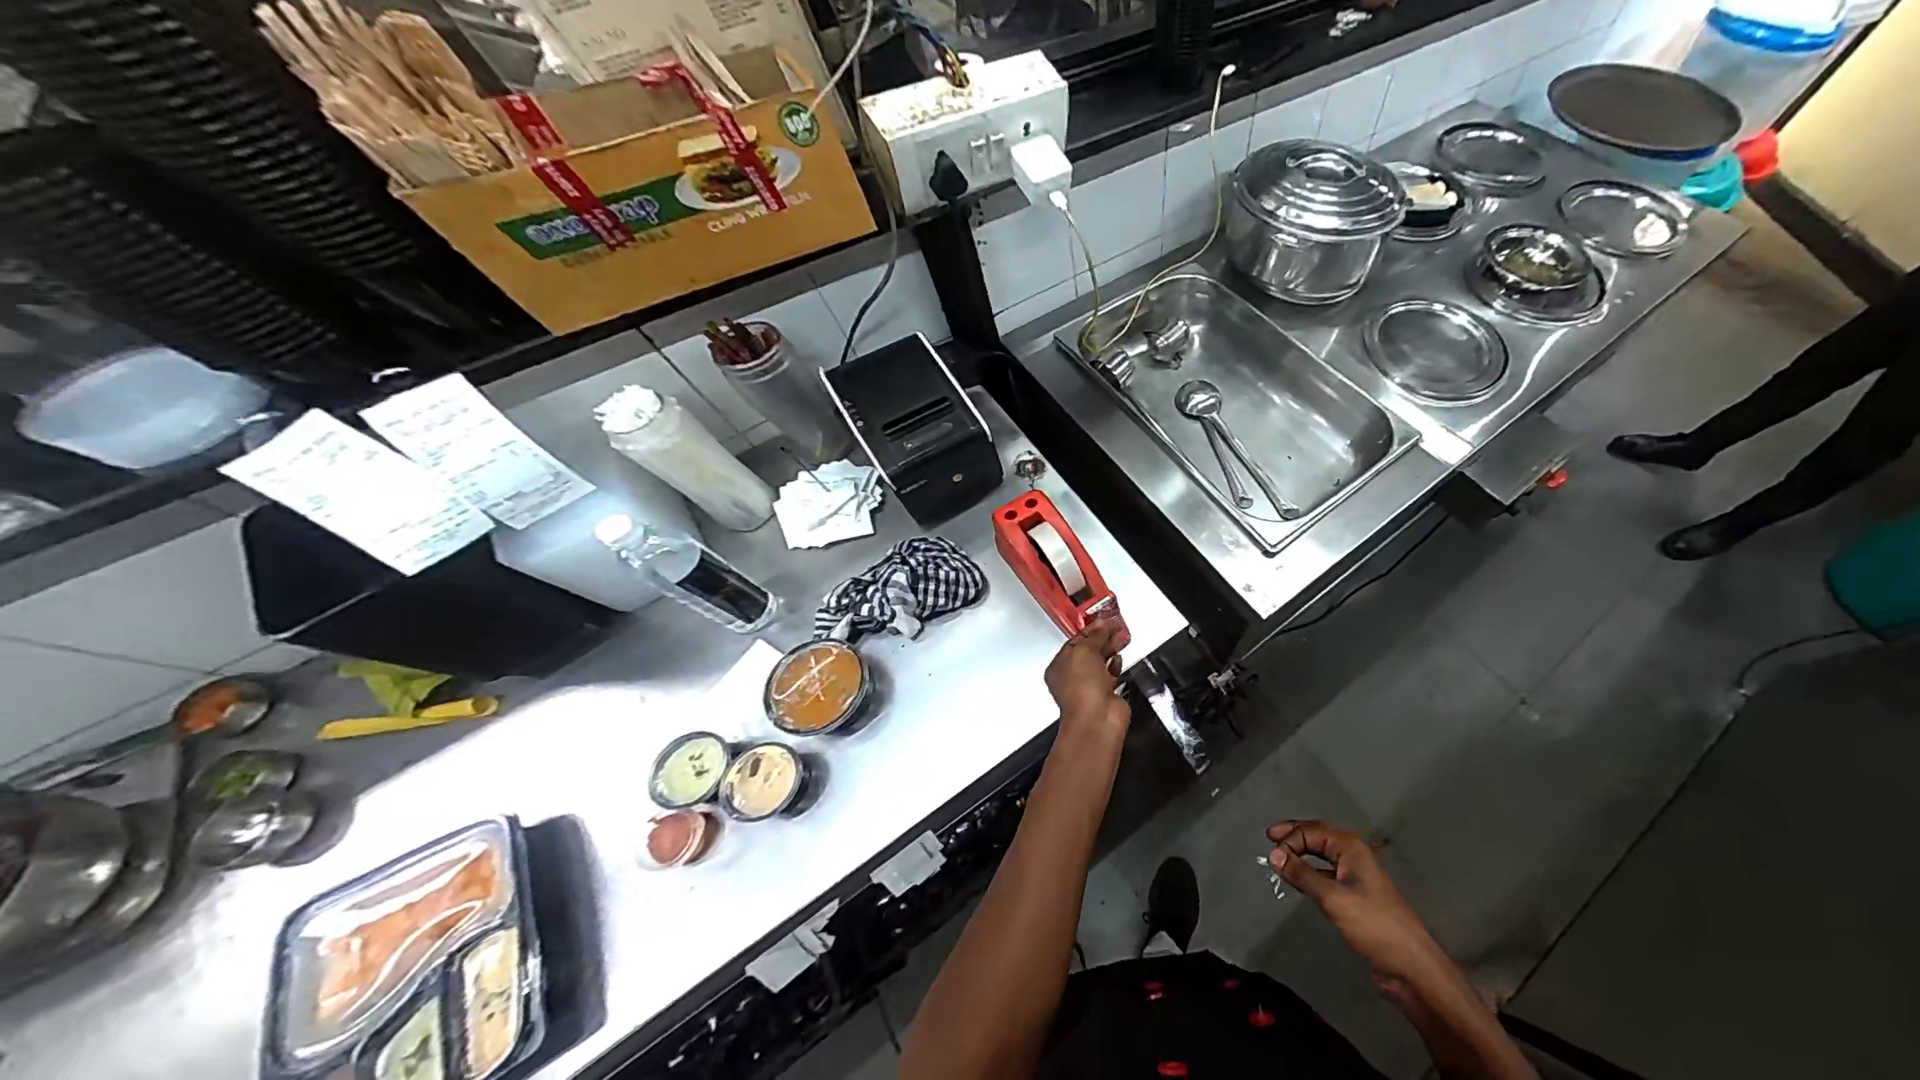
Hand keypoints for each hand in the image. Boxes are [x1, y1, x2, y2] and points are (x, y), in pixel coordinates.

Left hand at [1044, 620, 1129, 736]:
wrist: (1098, 718)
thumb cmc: (1081, 690)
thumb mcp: (1085, 651)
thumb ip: (1094, 636)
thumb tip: (1102, 626)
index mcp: (1058, 666)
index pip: (1074, 642)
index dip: (1089, 630)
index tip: (1102, 621)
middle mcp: (1072, 677)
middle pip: (1087, 651)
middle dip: (1101, 638)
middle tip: (1114, 626)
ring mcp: (1088, 687)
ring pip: (1100, 662)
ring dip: (1110, 649)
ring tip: (1120, 637)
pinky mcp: (1105, 694)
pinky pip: (1110, 675)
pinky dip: (1114, 665)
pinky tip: (1118, 658)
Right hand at [1267, 821, 1446, 986]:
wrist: (1410, 966)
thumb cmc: (1373, 924)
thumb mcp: (1333, 898)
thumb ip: (1301, 874)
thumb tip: (1274, 855)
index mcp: (1351, 849)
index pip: (1312, 831)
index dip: (1290, 838)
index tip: (1272, 856)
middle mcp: (1354, 857)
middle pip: (1319, 836)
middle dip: (1294, 835)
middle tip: (1270, 837)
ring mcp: (1357, 877)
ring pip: (1323, 855)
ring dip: (1302, 853)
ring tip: (1281, 858)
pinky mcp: (1355, 897)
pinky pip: (1327, 874)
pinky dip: (1310, 872)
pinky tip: (1300, 881)